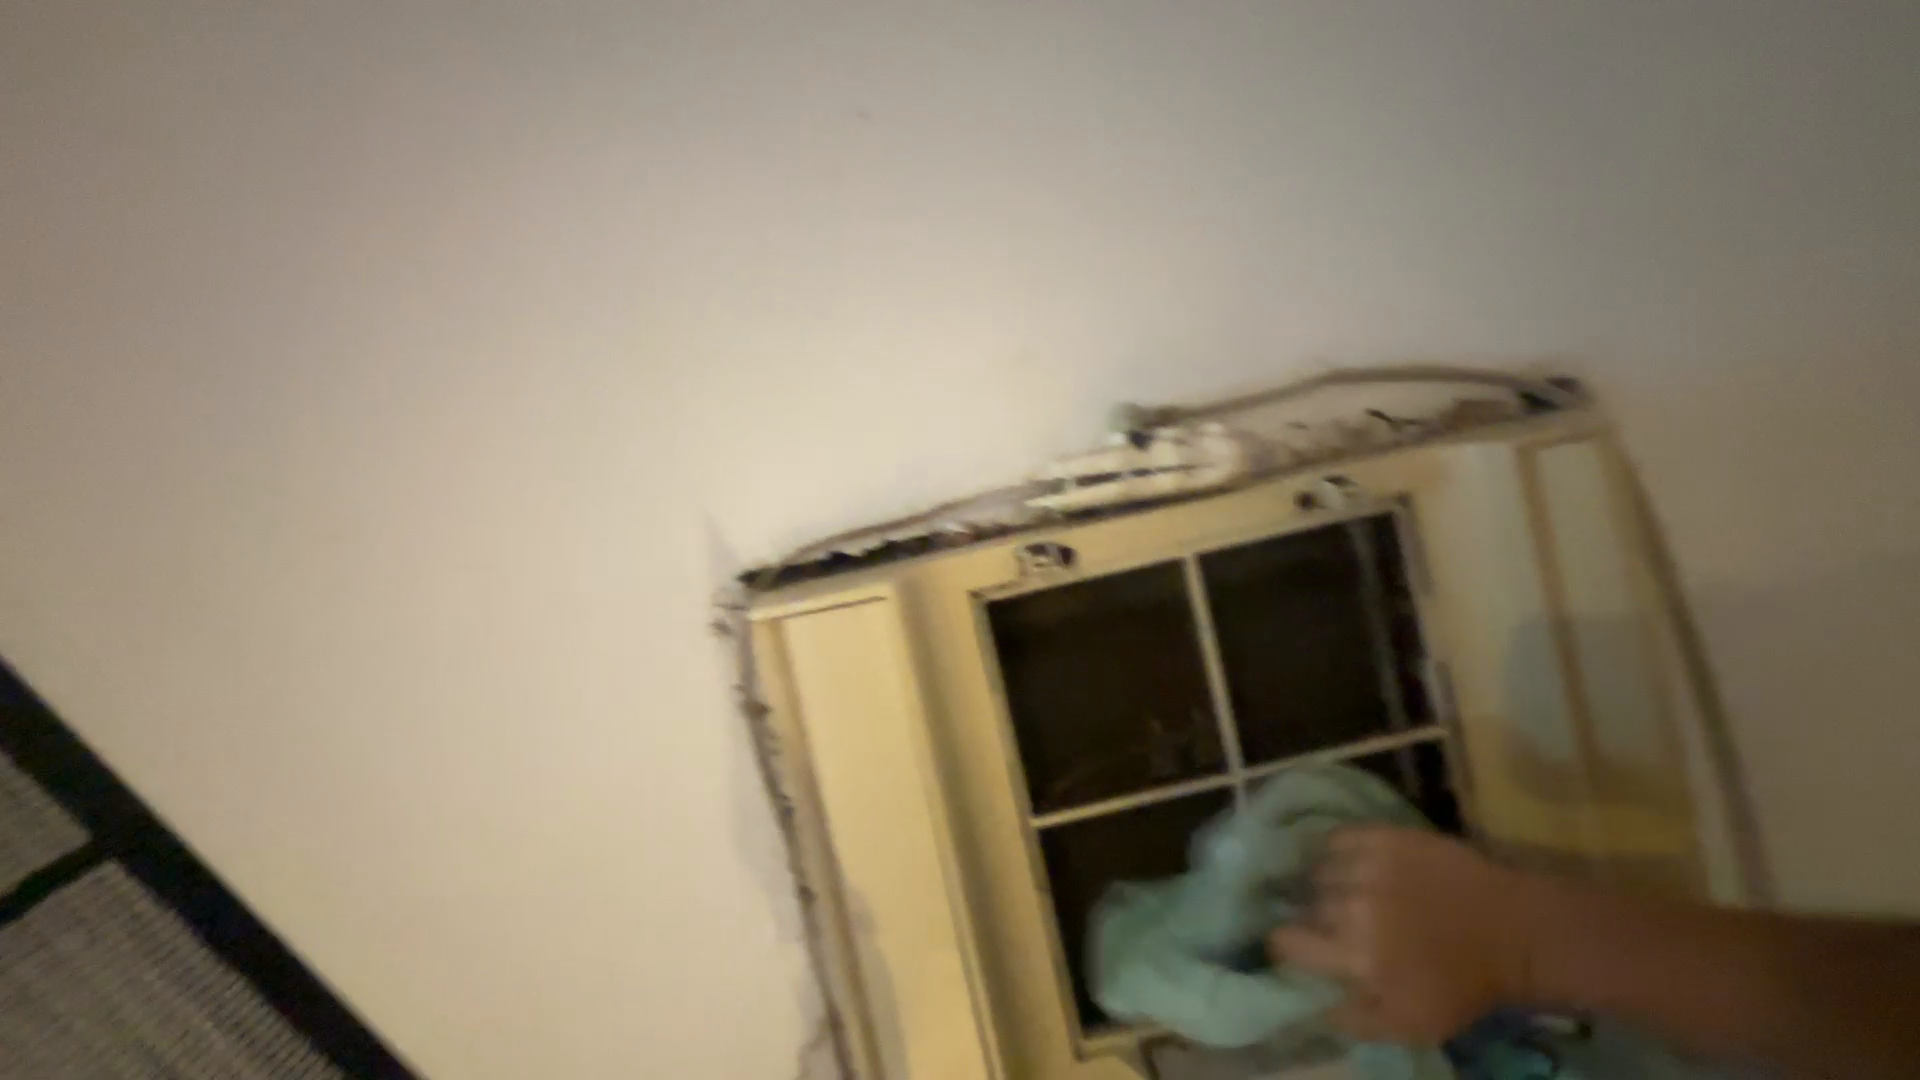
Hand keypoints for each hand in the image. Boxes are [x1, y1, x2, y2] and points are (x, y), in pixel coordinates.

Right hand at [1268, 826, 1537, 1043]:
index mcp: (1355, 955)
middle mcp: (1351, 907)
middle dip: (1315, 915)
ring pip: (1319, 871)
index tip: (1297, 944)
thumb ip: (1355, 1019)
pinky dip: (1338, 851)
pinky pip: (1337, 839)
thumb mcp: (1412, 1024)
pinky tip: (1355, 864)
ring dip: (1327, 884)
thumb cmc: (1463, 983)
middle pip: (1306, 906)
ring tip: (1348, 892)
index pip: (1287, 941)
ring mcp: (1366, 867)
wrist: (1514, 930)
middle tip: (1336, 923)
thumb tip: (1311, 1005)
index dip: (1285, 944)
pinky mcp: (1381, 837)